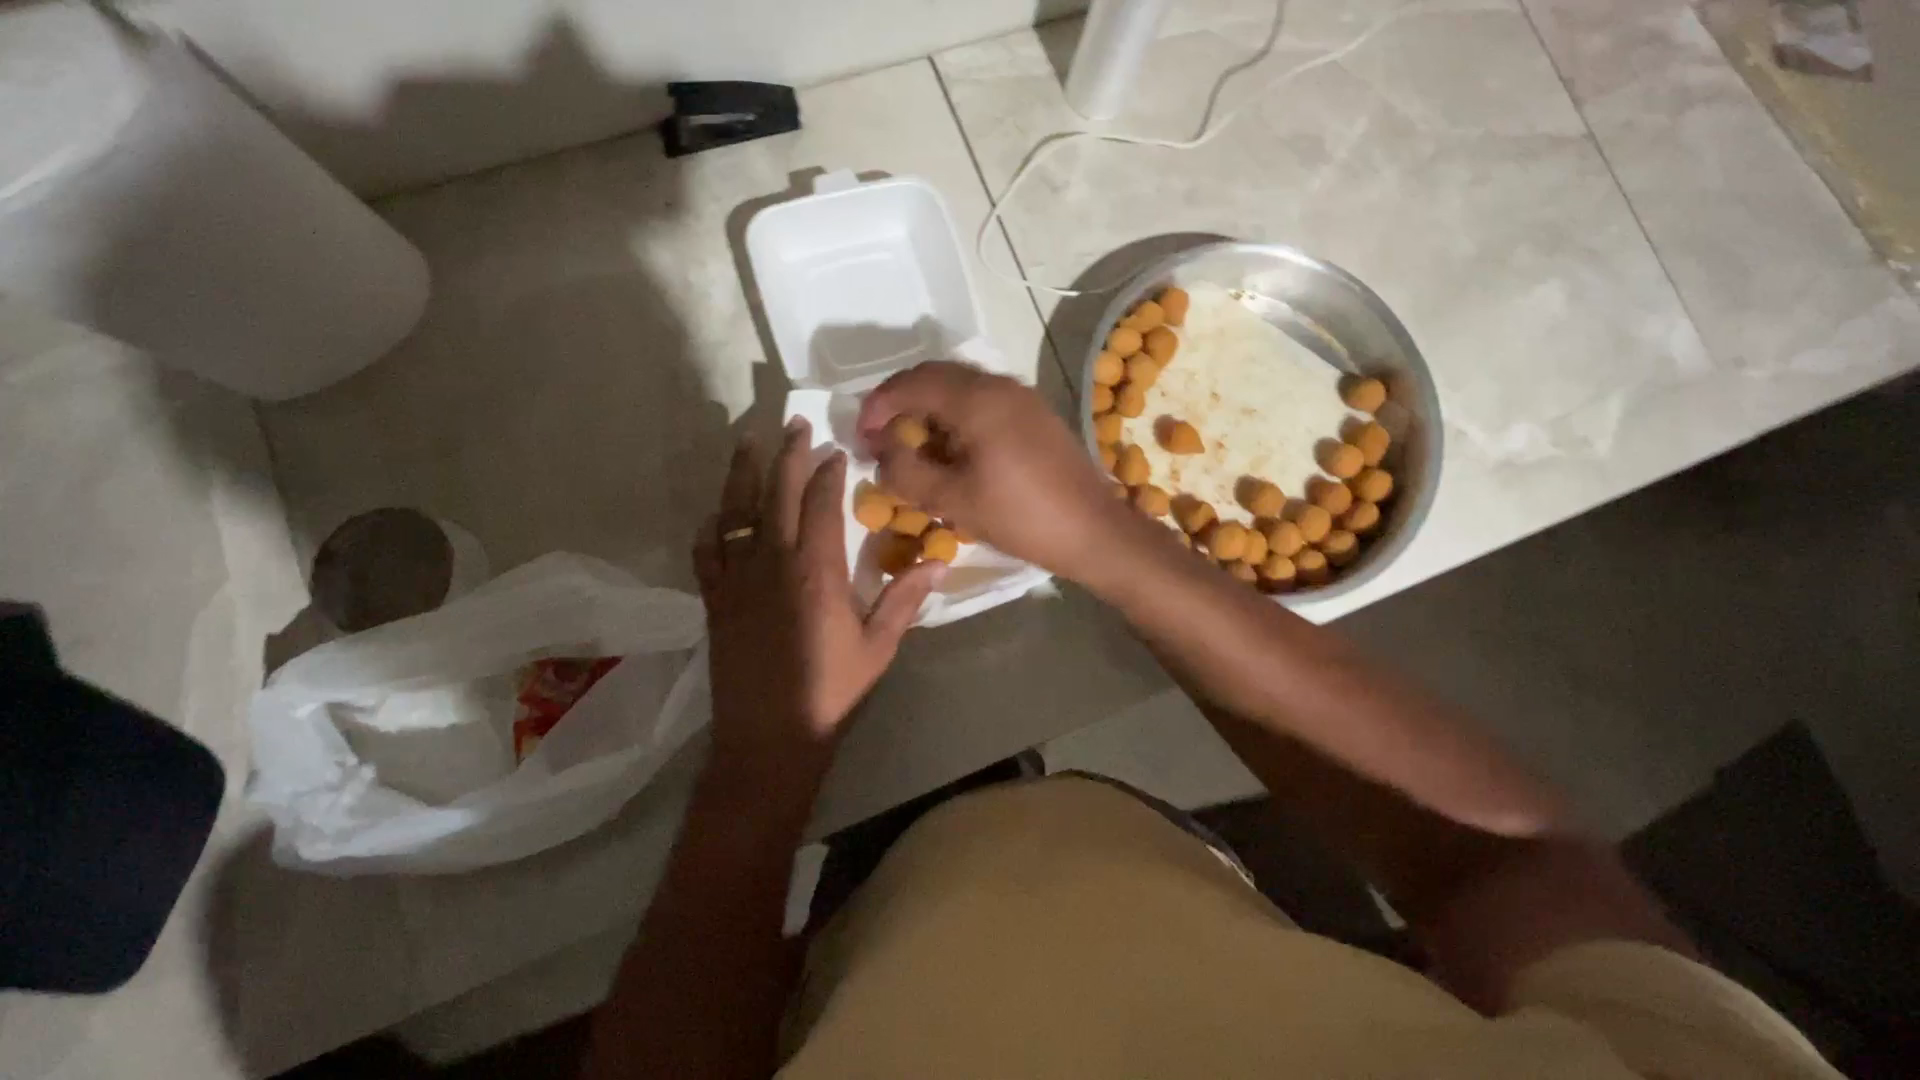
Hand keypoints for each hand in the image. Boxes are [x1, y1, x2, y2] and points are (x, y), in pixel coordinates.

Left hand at [694, 418, 943, 761]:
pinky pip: (707, 551)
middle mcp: (772, 563)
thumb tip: (936, 560)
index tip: (835, 449)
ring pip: (735, 512)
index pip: (820, 503)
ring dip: (742, 473)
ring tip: (747, 442)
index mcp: (817, 571)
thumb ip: (903, 599)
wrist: (769, 738)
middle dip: (786, 454)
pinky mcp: (716, 601)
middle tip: (794, 423)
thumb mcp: (879, 647)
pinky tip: (718, 514)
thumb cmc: (832, 692)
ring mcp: (737, 580)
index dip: (826, 471)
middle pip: (775, 494)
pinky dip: (711, 526)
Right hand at [856, 361, 1126, 577]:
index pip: (912, 383)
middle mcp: (1000, 385)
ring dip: (927, 409)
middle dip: (900, 402)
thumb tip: (881, 450)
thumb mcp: (953, 500)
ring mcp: (1022, 397)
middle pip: (935, 376)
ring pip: (960, 387)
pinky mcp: (1035, 415)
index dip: (877, 405)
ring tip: (910, 446)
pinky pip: (983, 401)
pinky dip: (955, 416)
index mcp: (978, 399)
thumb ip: (907, 471)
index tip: (860, 436)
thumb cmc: (1021, 517)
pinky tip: (950, 450)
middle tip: (879, 437)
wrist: (1093, 530)